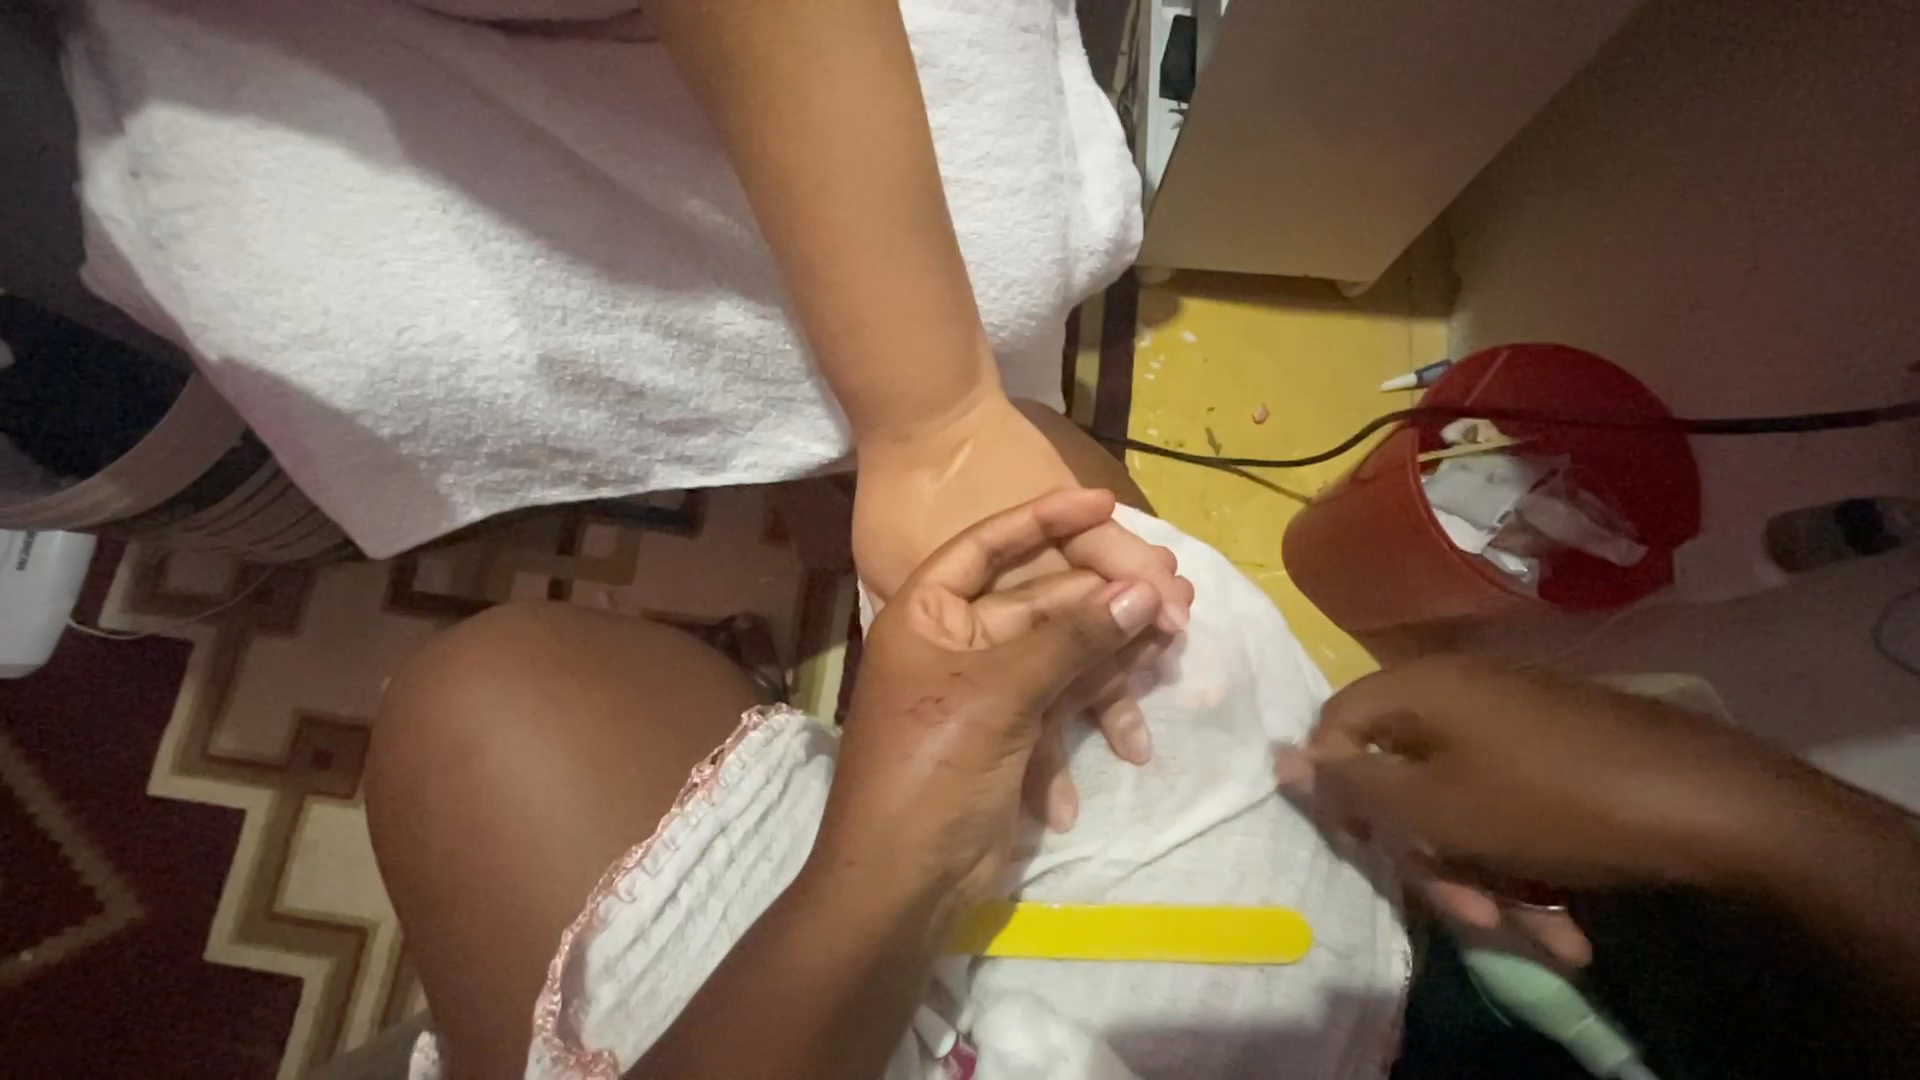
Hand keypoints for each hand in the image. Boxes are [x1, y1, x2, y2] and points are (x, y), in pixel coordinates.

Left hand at [853, 394, 1192, 825]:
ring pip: (1059, 649)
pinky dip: (1097, 698)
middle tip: (1173, 596)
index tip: (1104, 502)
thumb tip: (1143, 593)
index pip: (989, 545)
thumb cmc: (931, 768)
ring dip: (1110, 648)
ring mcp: (987, 685)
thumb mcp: (998, 694)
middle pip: (1038, 600)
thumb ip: (1071, 639)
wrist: (905, 884)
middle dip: (1101, 599)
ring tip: (1172, 639)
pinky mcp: (1012, 728)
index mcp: (928, 611)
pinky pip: (1062, 695)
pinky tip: (1139, 706)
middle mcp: (956, 638)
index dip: (1045, 518)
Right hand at [1276, 655, 1810, 966]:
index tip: (1363, 845)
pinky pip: (1509, 797)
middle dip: (1426, 851)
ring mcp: (1513, 715)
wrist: (1721, 807)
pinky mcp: (1558, 744)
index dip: (1336, 786)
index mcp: (1417, 688)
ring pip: (1460, 796)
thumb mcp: (1432, 807)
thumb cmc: (1546, 801)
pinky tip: (1560, 911)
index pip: (1336, 725)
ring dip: (1480, 867)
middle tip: (1463, 908)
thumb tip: (1276, 757)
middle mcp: (1457, 689)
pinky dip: (1520, 851)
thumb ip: (1350, 785)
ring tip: (1531, 928)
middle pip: (1402, 771)